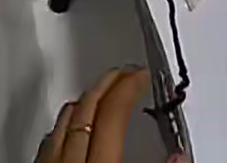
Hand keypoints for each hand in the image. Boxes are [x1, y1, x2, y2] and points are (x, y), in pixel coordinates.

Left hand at [37, 66, 176, 162]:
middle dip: (109, 83)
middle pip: (87, 107)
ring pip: (64, 118)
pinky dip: (64, 123)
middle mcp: (67, 160)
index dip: (129, 85)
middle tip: (127, 71)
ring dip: (86, 99)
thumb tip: (178, 156)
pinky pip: (48, 139)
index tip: (141, 73)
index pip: (113, 112)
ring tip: (103, 90)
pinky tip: (71, 121)